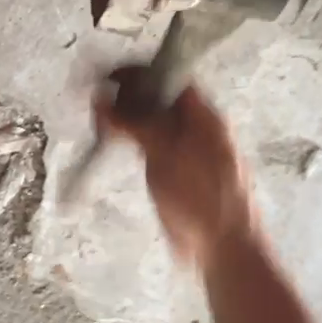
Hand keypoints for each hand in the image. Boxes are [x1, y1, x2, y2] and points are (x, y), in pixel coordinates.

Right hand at [95, 86, 256, 268]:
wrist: (225, 249)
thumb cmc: (203, 200)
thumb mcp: (168, 156)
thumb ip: (135, 125)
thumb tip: (101, 100)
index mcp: (204, 117)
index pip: (169, 78)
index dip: (137, 73)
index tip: (106, 78)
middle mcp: (194, 126)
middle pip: (155, 96)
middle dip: (124, 95)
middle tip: (96, 106)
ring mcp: (183, 147)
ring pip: (147, 118)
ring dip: (121, 115)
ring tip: (98, 124)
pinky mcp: (171, 168)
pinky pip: (145, 140)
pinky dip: (125, 135)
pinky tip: (108, 140)